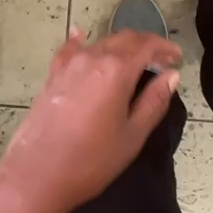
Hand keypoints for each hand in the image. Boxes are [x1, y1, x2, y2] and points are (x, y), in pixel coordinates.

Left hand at [0, 28, 182, 212]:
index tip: (176, 57)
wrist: (35, 175)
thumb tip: (171, 75)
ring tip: (133, 61)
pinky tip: (80, 36)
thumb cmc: (91, 160)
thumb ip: (154, 101)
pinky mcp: (51, 76)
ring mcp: (68, 65)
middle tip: (161, 60)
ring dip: (120, 47)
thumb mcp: (132, 135)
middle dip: (145, 45)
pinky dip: (81, 41)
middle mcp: (91, 58)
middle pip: (123, 39)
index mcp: (116, 70)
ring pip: (99, 43)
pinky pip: (70, 50)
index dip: (164, 47)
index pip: (146, 45)